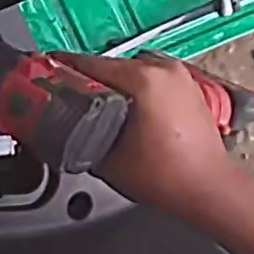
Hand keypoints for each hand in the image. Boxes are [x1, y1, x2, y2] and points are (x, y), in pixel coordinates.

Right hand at [51, 51, 245, 213]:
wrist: (209, 188)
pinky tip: (120, 108)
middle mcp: (163, 70)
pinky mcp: (188, 88)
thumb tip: (61, 123)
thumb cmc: (166, 175)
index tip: (44, 71)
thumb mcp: (106, 157)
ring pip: (130, 71)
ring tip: (90, 103)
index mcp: (143, 79)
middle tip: (64, 94)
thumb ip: (79, 133)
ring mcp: (180, 77)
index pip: (89, 64)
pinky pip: (149, 80)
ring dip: (109, 84)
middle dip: (85, 79)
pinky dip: (132, 89)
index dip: (61, 68)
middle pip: (110, 65)